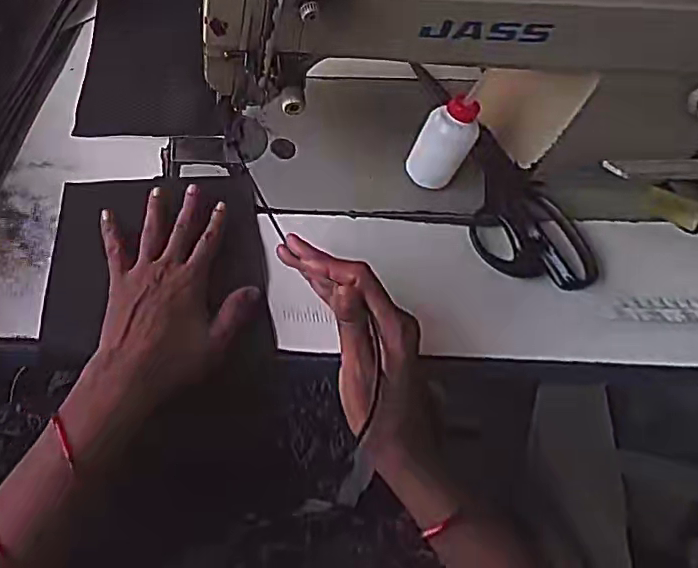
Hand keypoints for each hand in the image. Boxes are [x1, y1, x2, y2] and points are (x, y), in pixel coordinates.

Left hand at [80, 185, 260, 425]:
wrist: (128, 373)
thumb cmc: (167, 362)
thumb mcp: (214, 343)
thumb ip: (235, 314)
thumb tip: (250, 293)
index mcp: (190, 282)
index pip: (208, 244)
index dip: (216, 224)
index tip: (219, 209)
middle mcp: (165, 270)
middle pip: (181, 230)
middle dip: (189, 207)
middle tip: (193, 190)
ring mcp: (140, 272)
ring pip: (150, 232)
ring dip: (156, 210)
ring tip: (158, 192)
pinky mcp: (119, 281)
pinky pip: (114, 249)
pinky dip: (110, 231)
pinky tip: (107, 216)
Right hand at [275, 233, 439, 478]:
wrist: (405, 451)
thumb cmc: (384, 420)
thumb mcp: (361, 372)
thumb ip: (352, 326)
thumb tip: (343, 288)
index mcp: (394, 326)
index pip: (358, 278)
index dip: (327, 263)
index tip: (302, 254)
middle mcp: (395, 321)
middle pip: (354, 277)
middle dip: (319, 260)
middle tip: (292, 246)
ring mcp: (389, 327)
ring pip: (351, 287)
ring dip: (322, 271)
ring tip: (295, 256)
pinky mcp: (380, 334)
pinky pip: (353, 301)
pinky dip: (331, 289)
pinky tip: (316, 282)